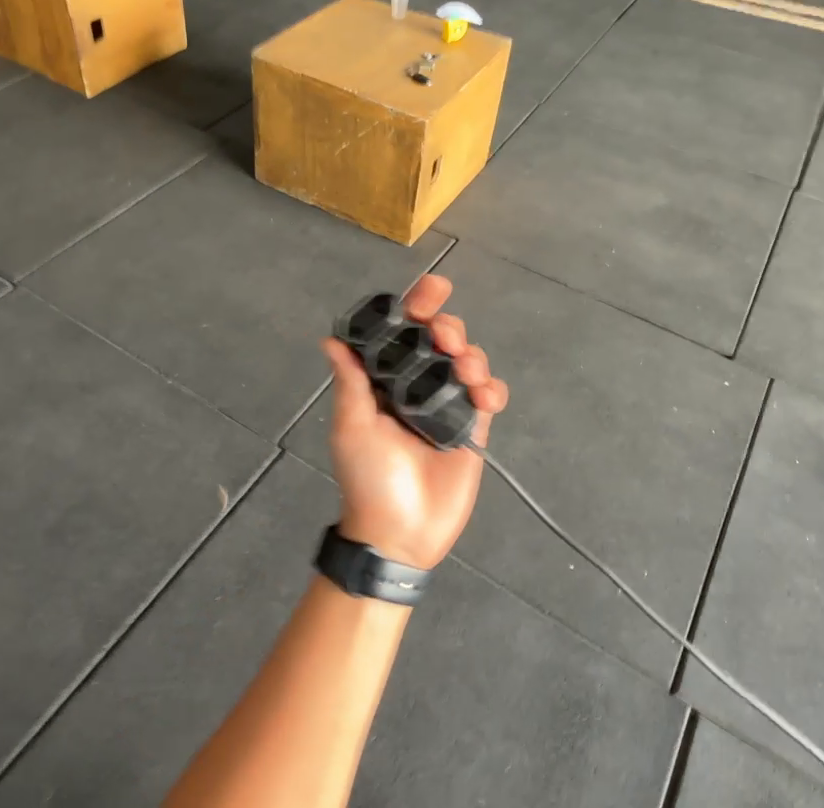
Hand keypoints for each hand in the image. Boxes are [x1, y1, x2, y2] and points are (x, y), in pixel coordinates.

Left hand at [320, 275, 508, 570]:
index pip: (402, 334)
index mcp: (384, 381)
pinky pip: (488, 397)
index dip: (417, 307)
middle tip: (446, 336)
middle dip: (449, 328)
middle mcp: (416, 386)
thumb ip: (351, 382)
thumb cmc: (369, 478)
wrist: (399, 534)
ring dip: (472, 356)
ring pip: (468, 362)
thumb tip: (330, 338)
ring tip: (466, 372)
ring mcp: (447, 406)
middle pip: (440, 340)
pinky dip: (492, 389)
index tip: (433, 290)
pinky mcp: (472, 428)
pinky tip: (485, 398)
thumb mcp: (352, 427)